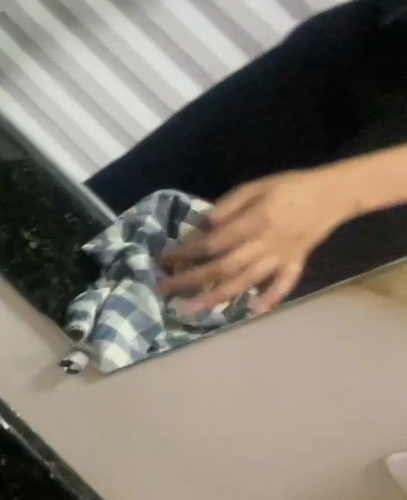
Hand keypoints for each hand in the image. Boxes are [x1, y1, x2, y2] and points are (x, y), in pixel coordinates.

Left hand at [158, 168, 357, 312]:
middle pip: (222, 267)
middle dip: (188, 281)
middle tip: (161, 289)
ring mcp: (282, 255)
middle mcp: (266, 243)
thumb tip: (201, 226)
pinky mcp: (297, 261)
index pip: (212, 244)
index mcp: (255, 222)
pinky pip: (286, 282)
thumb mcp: (255, 187)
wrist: (340, 190)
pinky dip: (271, 297)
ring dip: (216, 297)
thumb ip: (227, 206)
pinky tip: (252, 312)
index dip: (183, 253)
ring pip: (246, 280)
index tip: (160, 260)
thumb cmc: (290, 187)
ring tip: (189, 310)